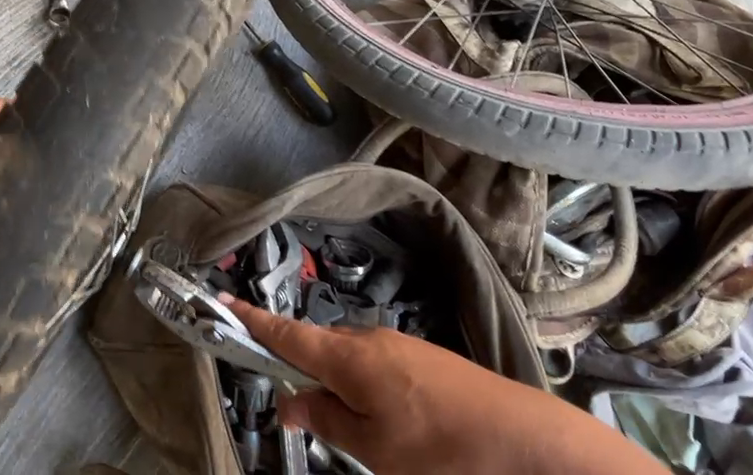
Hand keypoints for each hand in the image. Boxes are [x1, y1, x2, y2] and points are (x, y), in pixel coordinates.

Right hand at [223, 296, 664, 474]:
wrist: (532, 444)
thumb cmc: (442, 452)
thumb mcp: (375, 451)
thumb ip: (327, 420)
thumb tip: (291, 403)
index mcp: (348, 358)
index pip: (286, 333)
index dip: (251, 319)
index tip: (220, 300)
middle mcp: (370, 340)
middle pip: (317, 345)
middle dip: (299, 366)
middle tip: (293, 404)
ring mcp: (402, 345)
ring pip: (350, 359)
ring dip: (336, 382)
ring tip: (350, 428)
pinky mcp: (427, 359)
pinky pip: (377, 364)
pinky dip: (365, 385)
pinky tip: (387, 421)